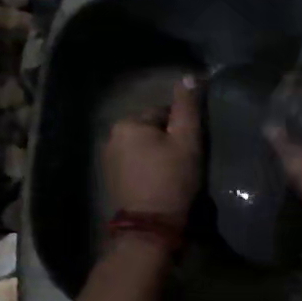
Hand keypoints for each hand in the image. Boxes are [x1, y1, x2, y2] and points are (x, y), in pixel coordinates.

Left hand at [102, 75, 200, 221]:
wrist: (151, 224)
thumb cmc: (173, 179)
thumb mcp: (187, 141)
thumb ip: (188, 107)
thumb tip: (191, 75)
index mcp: (128, 122)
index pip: (163, 112)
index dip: (182, 129)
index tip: (194, 147)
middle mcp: (111, 135)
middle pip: (151, 129)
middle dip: (168, 140)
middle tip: (187, 160)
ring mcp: (107, 158)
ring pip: (143, 146)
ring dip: (158, 154)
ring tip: (176, 172)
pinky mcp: (110, 177)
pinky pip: (135, 162)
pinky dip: (148, 167)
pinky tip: (161, 181)